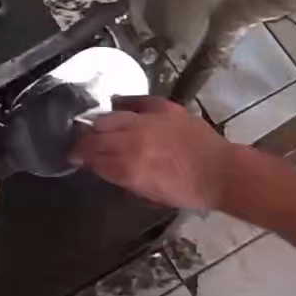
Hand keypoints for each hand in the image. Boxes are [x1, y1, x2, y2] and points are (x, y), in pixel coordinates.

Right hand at [74, 96, 239, 210]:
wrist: (220, 172)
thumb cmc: (188, 191)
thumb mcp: (150, 194)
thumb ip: (123, 179)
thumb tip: (105, 167)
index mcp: (130, 167)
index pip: (93, 158)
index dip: (79, 158)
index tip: (74, 159)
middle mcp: (134, 141)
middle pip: (96, 136)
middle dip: (84, 142)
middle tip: (80, 145)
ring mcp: (148, 121)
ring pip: (109, 117)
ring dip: (98, 125)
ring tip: (95, 129)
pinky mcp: (163, 108)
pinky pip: (134, 101)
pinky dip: (122, 104)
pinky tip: (116, 106)